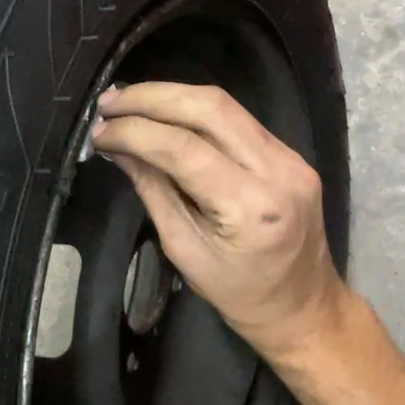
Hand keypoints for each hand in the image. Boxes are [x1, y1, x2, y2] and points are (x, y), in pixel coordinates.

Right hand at [92, 83, 356, 358]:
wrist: (304, 307)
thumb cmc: (239, 294)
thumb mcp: (184, 250)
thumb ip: (153, 191)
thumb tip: (116, 147)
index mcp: (251, 207)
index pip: (184, 148)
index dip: (136, 132)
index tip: (100, 132)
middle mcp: (278, 171)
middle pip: (210, 108)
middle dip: (152, 98)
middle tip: (109, 102)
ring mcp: (291, 158)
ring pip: (225, 105)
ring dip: (171, 97)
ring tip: (128, 102)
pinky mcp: (292, 153)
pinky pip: (238, 119)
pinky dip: (194, 112)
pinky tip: (164, 115)